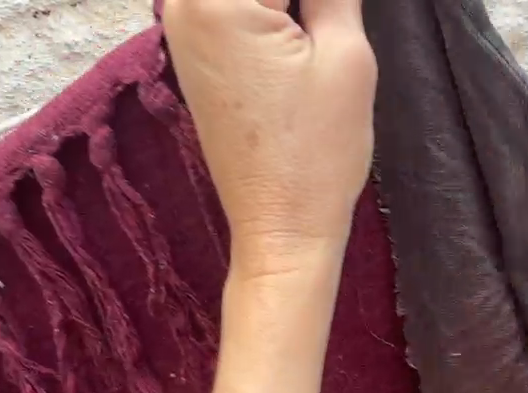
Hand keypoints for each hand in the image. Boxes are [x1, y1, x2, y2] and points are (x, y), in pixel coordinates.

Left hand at [164, 0, 376, 276]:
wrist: (282, 233)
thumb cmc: (317, 156)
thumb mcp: (345, 54)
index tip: (335, 14)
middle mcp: (182, 5)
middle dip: (300, 3)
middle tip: (331, 21)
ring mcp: (181, 31)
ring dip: (286, 10)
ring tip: (320, 32)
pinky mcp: (194, 57)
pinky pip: (229, 8)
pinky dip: (268, 15)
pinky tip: (299, 35)